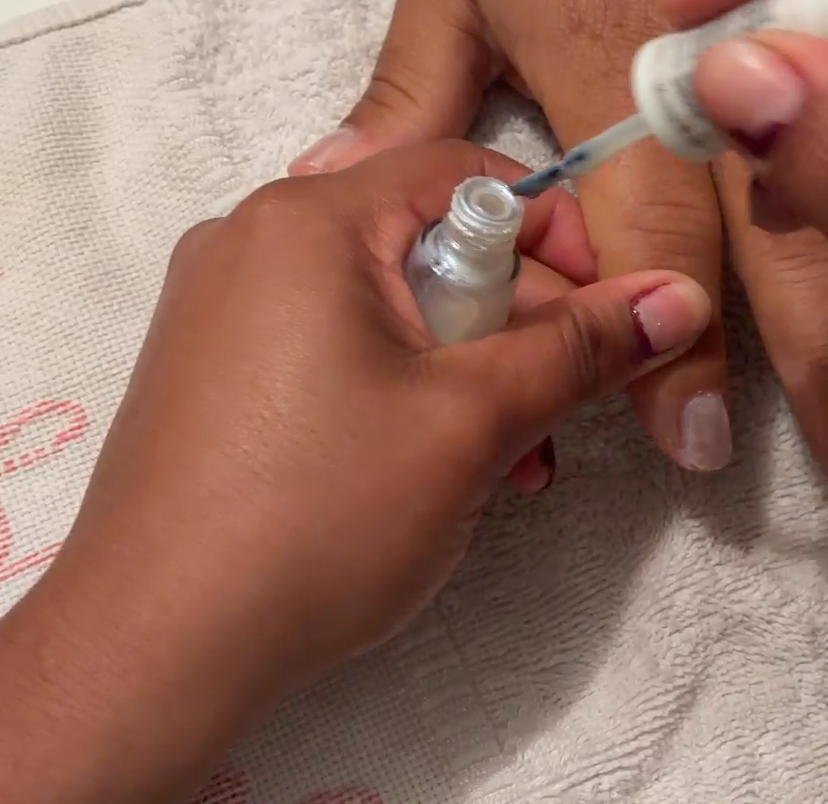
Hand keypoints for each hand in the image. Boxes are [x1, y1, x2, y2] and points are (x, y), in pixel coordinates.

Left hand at [0, 142, 709, 803]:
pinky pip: (339, 340)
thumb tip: (678, 299)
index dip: (551, 226)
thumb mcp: (471, 421)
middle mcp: (257, 238)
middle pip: (427, 241)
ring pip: (390, 301)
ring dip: (468, 365)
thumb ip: (582, 348)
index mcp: (307, 220)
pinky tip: (436, 460)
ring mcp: (227, 302)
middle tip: (560, 403)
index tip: (602, 301)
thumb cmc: (319, 516)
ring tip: (510, 457)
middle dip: (514, 321)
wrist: (149, 656)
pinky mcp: (218, 363)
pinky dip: (404, 383)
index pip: (462, 172)